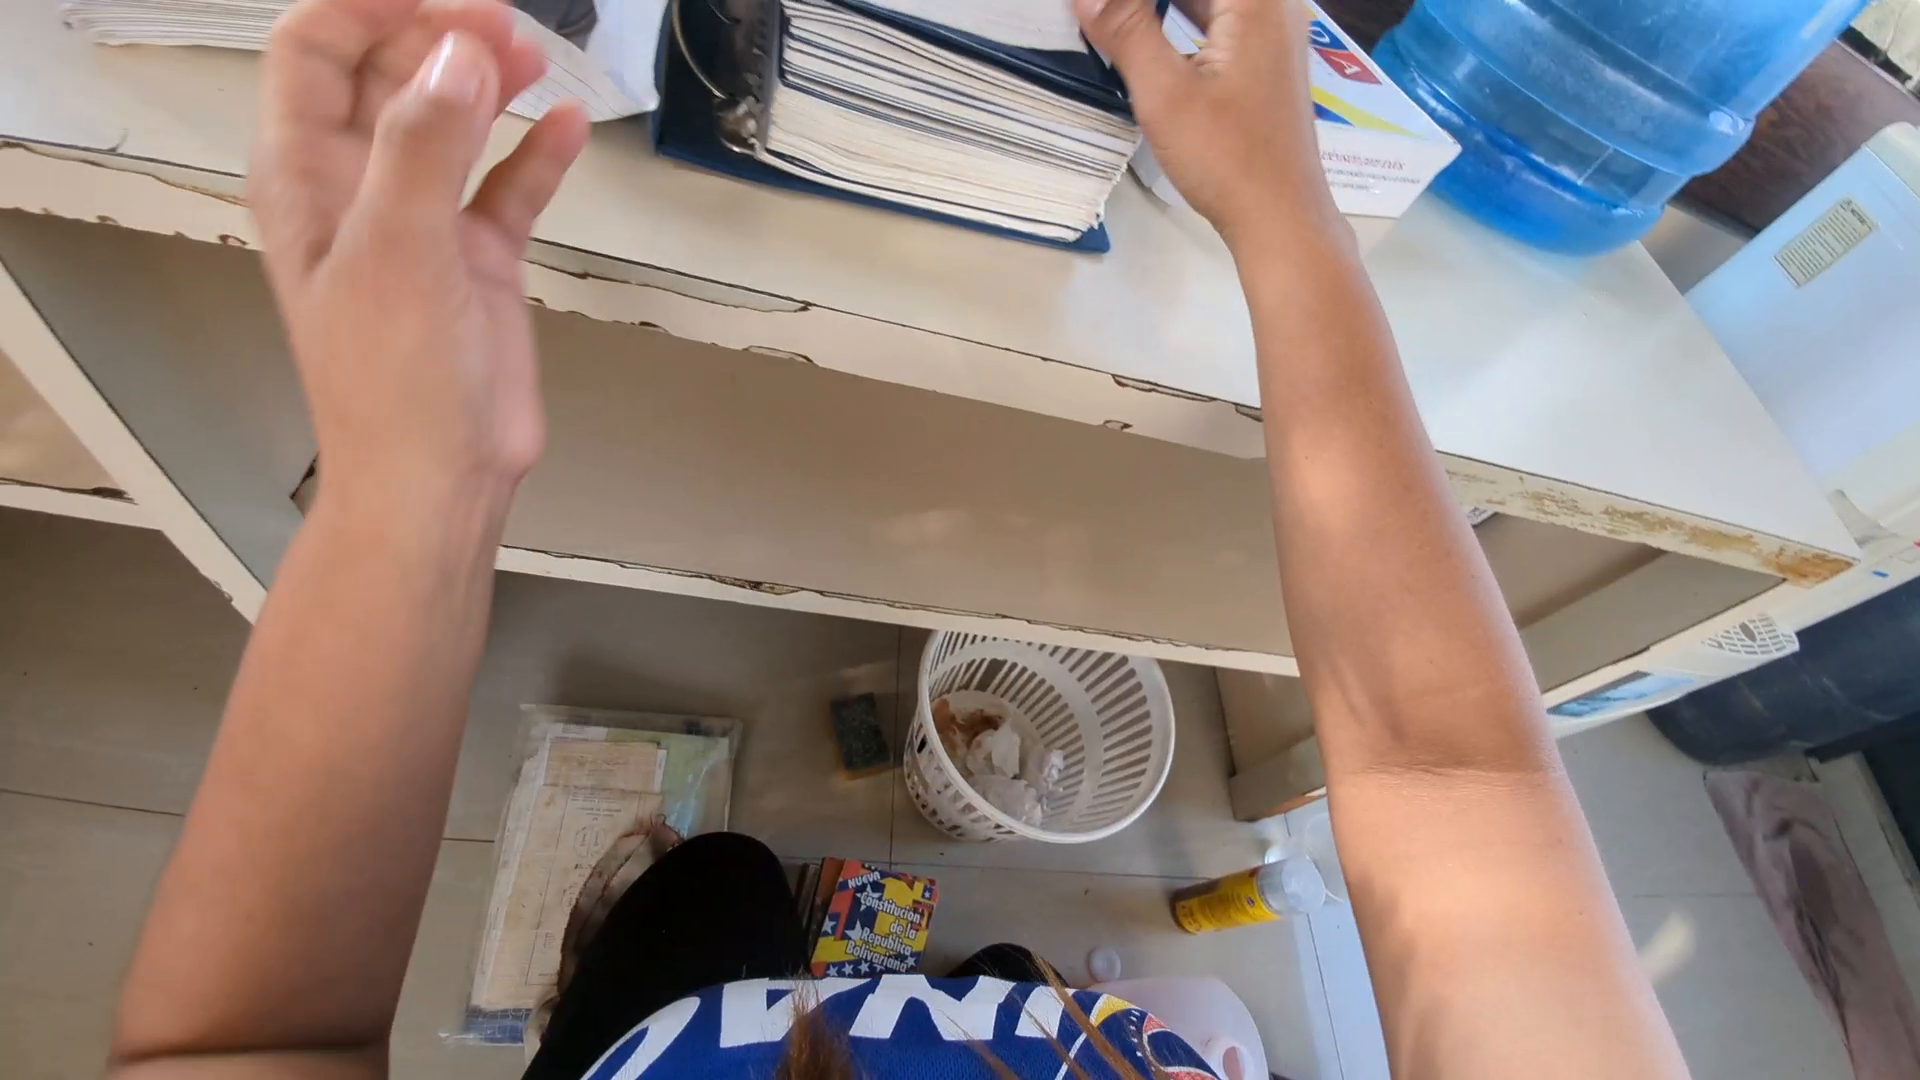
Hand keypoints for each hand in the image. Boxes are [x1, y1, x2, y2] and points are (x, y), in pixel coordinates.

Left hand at [250, 0, 589, 512]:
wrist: (444, 470)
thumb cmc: (399, 374)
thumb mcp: (399, 254)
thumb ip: (423, 149)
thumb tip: (458, 54)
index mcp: (309, 175)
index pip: (321, 51)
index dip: (377, 10)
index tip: (454, 7)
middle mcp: (364, 188)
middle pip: (392, 81)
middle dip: (441, 40)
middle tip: (510, 28)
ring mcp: (428, 227)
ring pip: (456, 133)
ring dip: (490, 89)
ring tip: (539, 59)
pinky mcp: (483, 265)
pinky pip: (508, 194)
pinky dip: (538, 160)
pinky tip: (570, 131)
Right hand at [1076, 0, 1337, 247]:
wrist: (1277, 215)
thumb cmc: (1225, 157)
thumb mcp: (1165, 94)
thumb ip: (1126, 31)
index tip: (1096, 7)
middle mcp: (1273, 3)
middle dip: (1144, 3)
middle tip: (1103, 14)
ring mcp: (1273, 33)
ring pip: (1211, 1)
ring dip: (1162, 6)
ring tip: (1120, 20)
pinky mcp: (1264, 63)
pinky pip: (1220, 19)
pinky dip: (1184, 18)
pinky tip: (1151, 35)